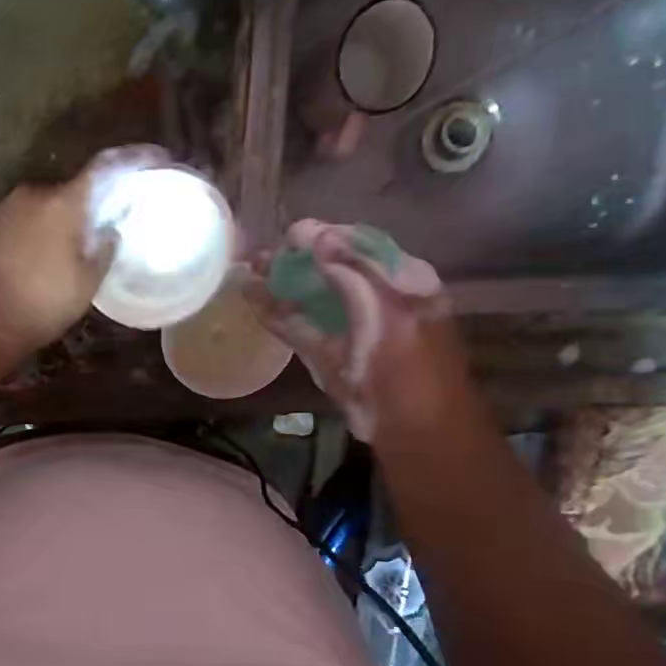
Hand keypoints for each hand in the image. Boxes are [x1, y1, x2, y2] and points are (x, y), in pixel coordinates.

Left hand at [0, 146, 170, 364]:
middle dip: (80, 210)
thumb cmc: (42, 305)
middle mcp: (31, 195)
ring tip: (52, 257)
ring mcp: (1, 209)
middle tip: (89, 237)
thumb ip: (104, 249)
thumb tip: (109, 231)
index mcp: (64, 203)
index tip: (154, 159)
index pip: (105, 168)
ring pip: (37, 208)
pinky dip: (24, 234)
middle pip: (67, 193)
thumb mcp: (87, 284)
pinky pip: (13, 223)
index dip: (133, 160)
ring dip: (49, 224)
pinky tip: (24, 261)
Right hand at [242, 219, 472, 441]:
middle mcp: (377, 297)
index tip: (287, 235)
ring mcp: (352, 327)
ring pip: (314, 297)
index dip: (323, 236)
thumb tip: (315, 234)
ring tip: (250, 274)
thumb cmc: (406, 370)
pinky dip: (280, 315)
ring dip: (282, 284)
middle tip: (259, 257)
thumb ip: (350, 271)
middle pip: (331, 268)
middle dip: (295, 260)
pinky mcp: (333, 355)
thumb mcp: (384, 313)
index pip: (358, 244)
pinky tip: (256, 304)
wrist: (414, 431)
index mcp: (401, 280)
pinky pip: (303, 328)